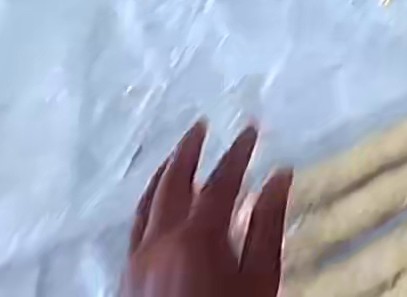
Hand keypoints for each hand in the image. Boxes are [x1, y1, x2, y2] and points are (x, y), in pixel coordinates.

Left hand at [125, 121, 292, 296]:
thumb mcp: (260, 279)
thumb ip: (267, 224)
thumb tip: (279, 175)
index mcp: (195, 238)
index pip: (221, 180)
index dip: (238, 152)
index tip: (252, 129)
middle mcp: (158, 244)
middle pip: (172, 185)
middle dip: (189, 151)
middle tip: (202, 125)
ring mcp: (137, 265)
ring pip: (146, 206)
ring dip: (165, 174)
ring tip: (179, 155)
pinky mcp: (126, 284)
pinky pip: (136, 228)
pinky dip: (151, 203)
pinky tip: (163, 204)